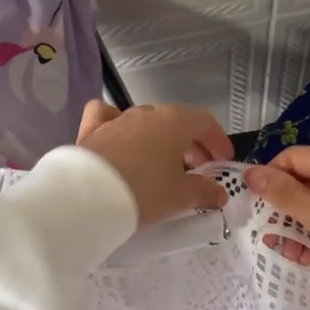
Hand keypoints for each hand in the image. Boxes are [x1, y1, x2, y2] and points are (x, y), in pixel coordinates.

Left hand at [75, 102, 232, 227]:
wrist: (87, 197)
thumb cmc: (143, 191)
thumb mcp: (181, 196)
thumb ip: (204, 191)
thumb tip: (219, 192)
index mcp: (175, 121)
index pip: (205, 122)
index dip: (218, 141)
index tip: (223, 161)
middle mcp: (147, 113)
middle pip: (177, 121)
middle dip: (191, 143)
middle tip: (198, 170)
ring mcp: (118, 118)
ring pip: (146, 121)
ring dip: (159, 139)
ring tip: (161, 164)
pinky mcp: (91, 130)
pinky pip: (107, 117)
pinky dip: (116, 123)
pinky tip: (119, 138)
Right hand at [245, 147, 309, 290]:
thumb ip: (283, 194)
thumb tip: (250, 172)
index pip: (292, 157)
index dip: (270, 177)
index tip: (254, 205)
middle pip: (303, 180)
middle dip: (282, 208)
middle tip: (268, 236)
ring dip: (297, 226)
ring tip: (289, 253)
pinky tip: (308, 256)